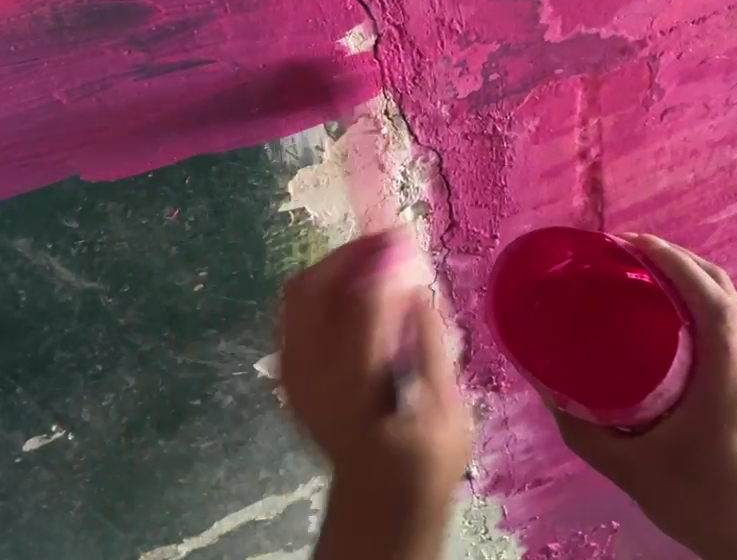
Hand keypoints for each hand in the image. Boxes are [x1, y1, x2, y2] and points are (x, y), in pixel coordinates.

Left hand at [279, 230, 471, 559]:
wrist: (378, 499)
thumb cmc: (426, 454)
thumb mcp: (449, 406)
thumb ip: (429, 341)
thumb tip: (412, 282)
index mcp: (356, 388)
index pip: (360, 303)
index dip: (381, 261)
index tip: (405, 236)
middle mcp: (311, 375)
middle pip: (314, 289)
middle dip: (349, 253)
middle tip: (386, 236)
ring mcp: (291, 372)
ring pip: (298, 293)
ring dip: (334, 263)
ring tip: (372, 251)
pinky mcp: (287, 369)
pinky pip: (295, 307)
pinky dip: (322, 283)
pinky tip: (352, 279)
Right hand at [539, 234, 736, 559]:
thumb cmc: (703, 506)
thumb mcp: (631, 473)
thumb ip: (582, 430)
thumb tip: (542, 383)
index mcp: (727, 388)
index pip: (714, 305)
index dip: (675, 263)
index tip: (629, 245)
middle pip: (724, 290)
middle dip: (675, 256)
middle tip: (623, 250)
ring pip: (732, 300)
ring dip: (688, 271)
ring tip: (639, 266)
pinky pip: (732, 317)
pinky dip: (699, 293)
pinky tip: (666, 302)